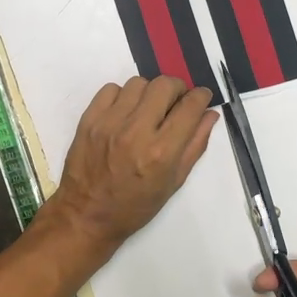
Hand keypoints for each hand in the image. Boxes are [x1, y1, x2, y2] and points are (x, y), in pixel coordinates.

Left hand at [47, 76, 217, 252]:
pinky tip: (124, 112)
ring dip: (149, 92)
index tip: (201, 97)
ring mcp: (109, 123)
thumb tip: (209, 113)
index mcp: (162, 152)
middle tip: (175, 102)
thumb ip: (195, 145)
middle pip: (164, 85)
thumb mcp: (174, 182)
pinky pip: (110, 89)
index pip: (189, 107)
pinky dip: (122, 96)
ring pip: (137, 83)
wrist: (87, 213)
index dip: (201, 96)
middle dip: (177, 89)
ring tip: (148, 109)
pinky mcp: (89, 119)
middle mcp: (136, 132)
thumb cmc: (136, 206)